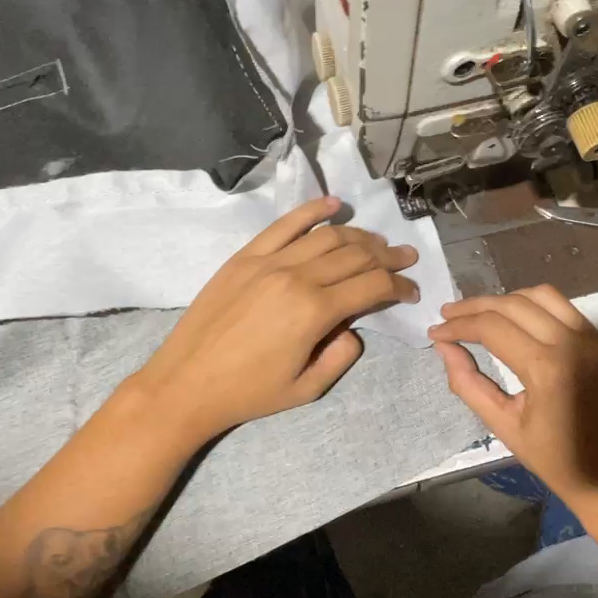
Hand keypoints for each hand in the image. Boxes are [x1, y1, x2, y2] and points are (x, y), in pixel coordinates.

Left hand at [130, 197, 418, 444]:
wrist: (186, 383)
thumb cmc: (248, 393)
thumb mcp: (306, 388)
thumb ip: (341, 355)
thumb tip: (353, 327)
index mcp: (314, 312)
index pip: (371, 286)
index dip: (399, 286)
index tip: (411, 292)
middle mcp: (295, 277)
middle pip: (355, 255)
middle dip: (388, 257)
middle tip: (406, 259)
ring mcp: (268, 261)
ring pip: (326, 236)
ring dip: (359, 236)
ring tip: (378, 243)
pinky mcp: (245, 257)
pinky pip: (284, 224)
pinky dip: (312, 210)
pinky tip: (333, 204)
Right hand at [429, 285, 597, 502]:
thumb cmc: (558, 462)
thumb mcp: (505, 427)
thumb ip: (469, 384)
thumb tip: (445, 347)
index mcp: (547, 368)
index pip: (491, 327)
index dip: (458, 326)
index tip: (435, 333)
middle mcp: (573, 343)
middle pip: (513, 304)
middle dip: (475, 306)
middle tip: (448, 316)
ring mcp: (594, 340)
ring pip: (542, 295)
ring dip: (506, 300)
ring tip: (481, 314)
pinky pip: (565, 309)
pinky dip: (534, 307)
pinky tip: (516, 322)